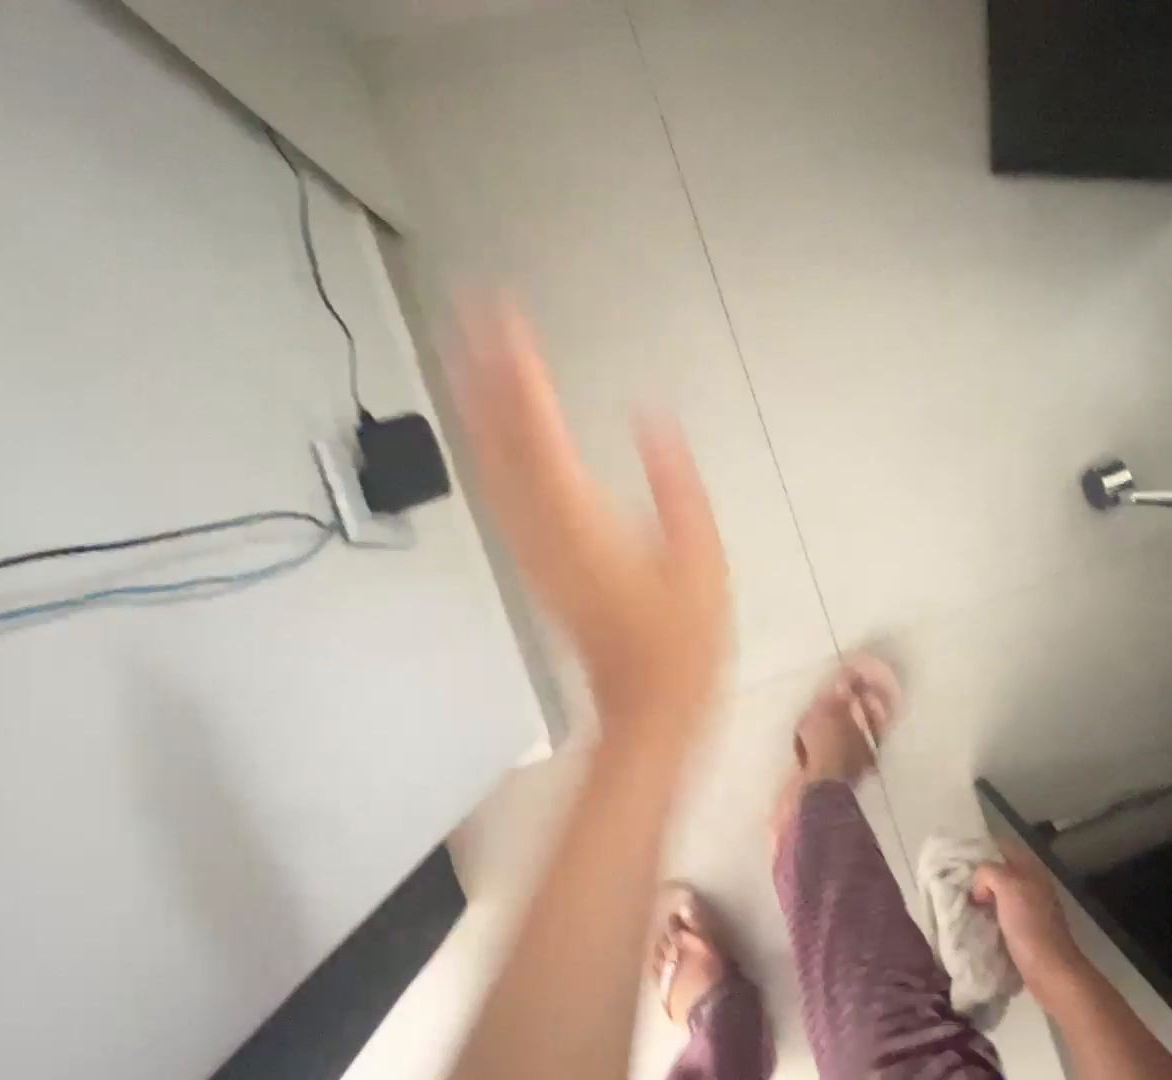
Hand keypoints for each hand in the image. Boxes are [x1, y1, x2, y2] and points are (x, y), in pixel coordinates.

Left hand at [452, 303, 729, 741]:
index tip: (505, 315)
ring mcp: (531, 545)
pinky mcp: (533, 558)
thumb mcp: (701, 556)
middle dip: (482, 372)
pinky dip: (486, 446)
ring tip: (470, 351)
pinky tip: (487, 425)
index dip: (518, 370)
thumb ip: (674, 482)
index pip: (540, 430)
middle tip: (472, 311)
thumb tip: (652, 416)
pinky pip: (498, 490)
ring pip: (489, 461)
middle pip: (498, 439)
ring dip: (475, 403)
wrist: (647, 701)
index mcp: (584, 521)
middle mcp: (543, 527)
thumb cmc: (684, 635)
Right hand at [972, 845, 1092, 1008]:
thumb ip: (988, 872)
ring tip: (962, 902)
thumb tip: (979, 885)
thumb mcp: (1007, 887)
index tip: (960, 858)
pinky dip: (989, 914)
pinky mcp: (1027, 928)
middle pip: (1002, 869)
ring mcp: (1031, 907)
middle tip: (957, 881)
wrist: (1049, 970)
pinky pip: (1002, 912)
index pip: (1004, 846)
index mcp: (1031, 869)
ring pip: (1001, 892)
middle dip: (981, 874)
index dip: (983, 848)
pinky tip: (976, 921)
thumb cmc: (1028, 925)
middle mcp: (1033, 883)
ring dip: (984, 895)